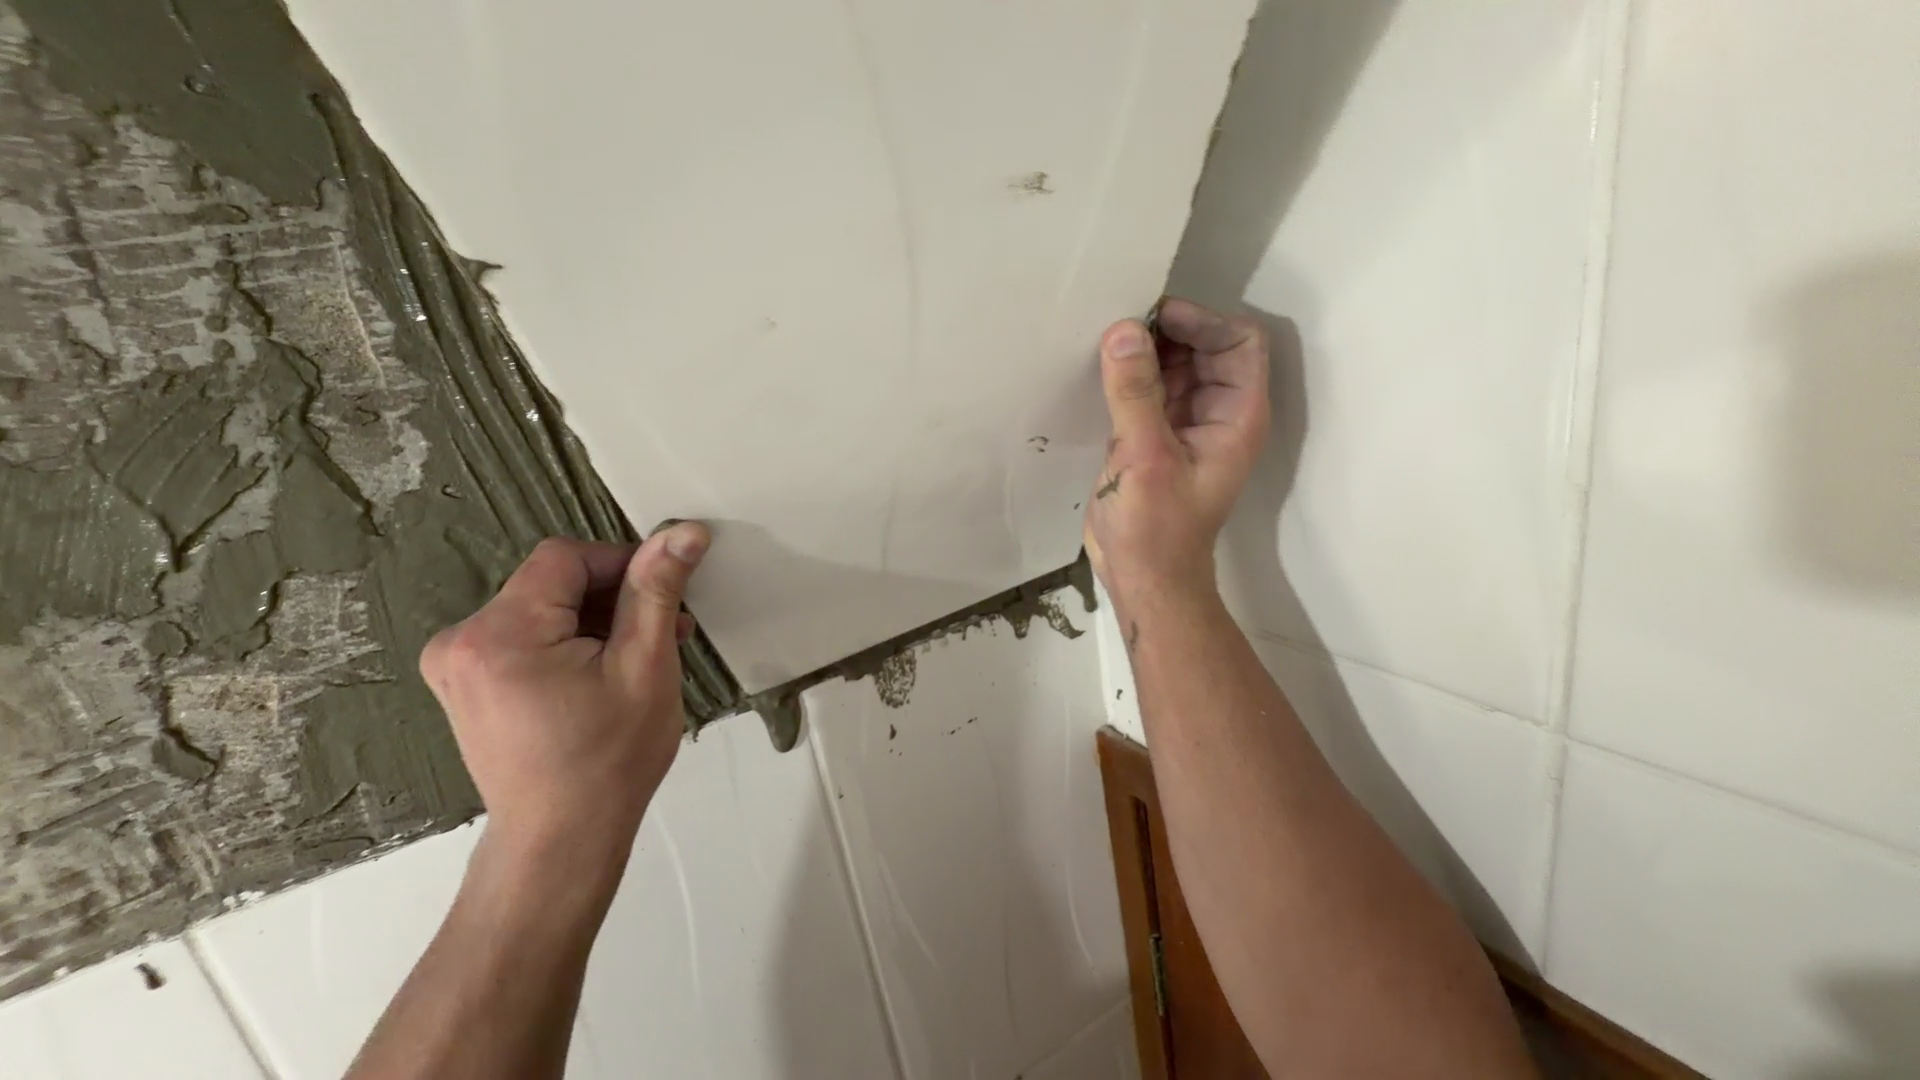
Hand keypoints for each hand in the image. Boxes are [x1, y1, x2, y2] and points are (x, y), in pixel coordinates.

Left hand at [419, 523, 710, 871]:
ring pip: (541, 609)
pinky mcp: (464, 684)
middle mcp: (460, 640)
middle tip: (667, 632)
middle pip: (551, 583)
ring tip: (641, 658)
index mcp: (499, 633)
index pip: (566, 557)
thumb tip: (683, 531)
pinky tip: (603, 672)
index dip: (622, 564)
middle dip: (613, 599)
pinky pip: (523, 637)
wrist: (561, 841)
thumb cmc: (608, 760)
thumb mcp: (645, 667)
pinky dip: (567, 643)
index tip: (665, 595)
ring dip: (595, 622)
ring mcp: (455, 665)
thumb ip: (656, 591)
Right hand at [1084, 298, 1269, 606]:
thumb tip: (1123, 330)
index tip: (1153, 318)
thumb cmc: (1157, 529)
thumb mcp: (1146, 458)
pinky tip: (1097, 367)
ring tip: (1103, 338)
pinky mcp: (1152, 434)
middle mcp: (1215, 412)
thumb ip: (1135, 393)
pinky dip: (1127, 373)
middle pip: (1204, 347)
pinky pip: (1146, 388)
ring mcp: (1183, 423)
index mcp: (1236, 415)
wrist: (1144, 578)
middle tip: (1119, 321)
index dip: (1202, 322)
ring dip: (1144, 349)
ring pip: (1173, 364)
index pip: (1239, 342)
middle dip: (1168, 330)